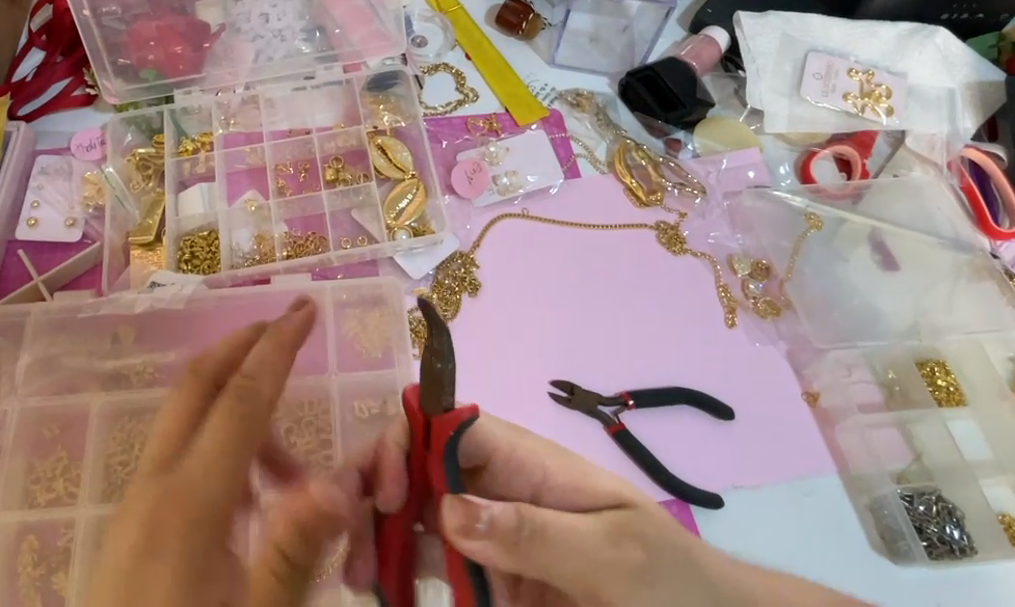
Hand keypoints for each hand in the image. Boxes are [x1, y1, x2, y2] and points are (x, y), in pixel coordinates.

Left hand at [85, 297, 366, 606]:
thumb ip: (294, 549)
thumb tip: (338, 480)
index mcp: (188, 500)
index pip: (241, 398)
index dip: (277, 347)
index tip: (306, 308)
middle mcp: (154, 485)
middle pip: (198, 386)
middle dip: (244, 346)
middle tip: (290, 328)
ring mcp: (137, 506)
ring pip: (189, 423)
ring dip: (242, 415)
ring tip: (296, 472)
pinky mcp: (133, 529)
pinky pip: (181, 460)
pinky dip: (223, 451)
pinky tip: (255, 504)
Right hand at [355, 414, 861, 606]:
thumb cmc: (670, 582)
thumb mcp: (611, 555)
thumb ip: (532, 531)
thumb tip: (448, 509)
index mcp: (527, 462)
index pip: (448, 426)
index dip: (403, 442)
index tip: (377, 492)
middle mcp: (498, 487)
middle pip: (418, 465)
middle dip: (372, 487)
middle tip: (344, 542)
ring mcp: (491, 534)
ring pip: (415, 514)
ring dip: (376, 533)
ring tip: (353, 574)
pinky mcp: (489, 580)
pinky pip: (433, 565)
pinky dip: (398, 571)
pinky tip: (377, 588)